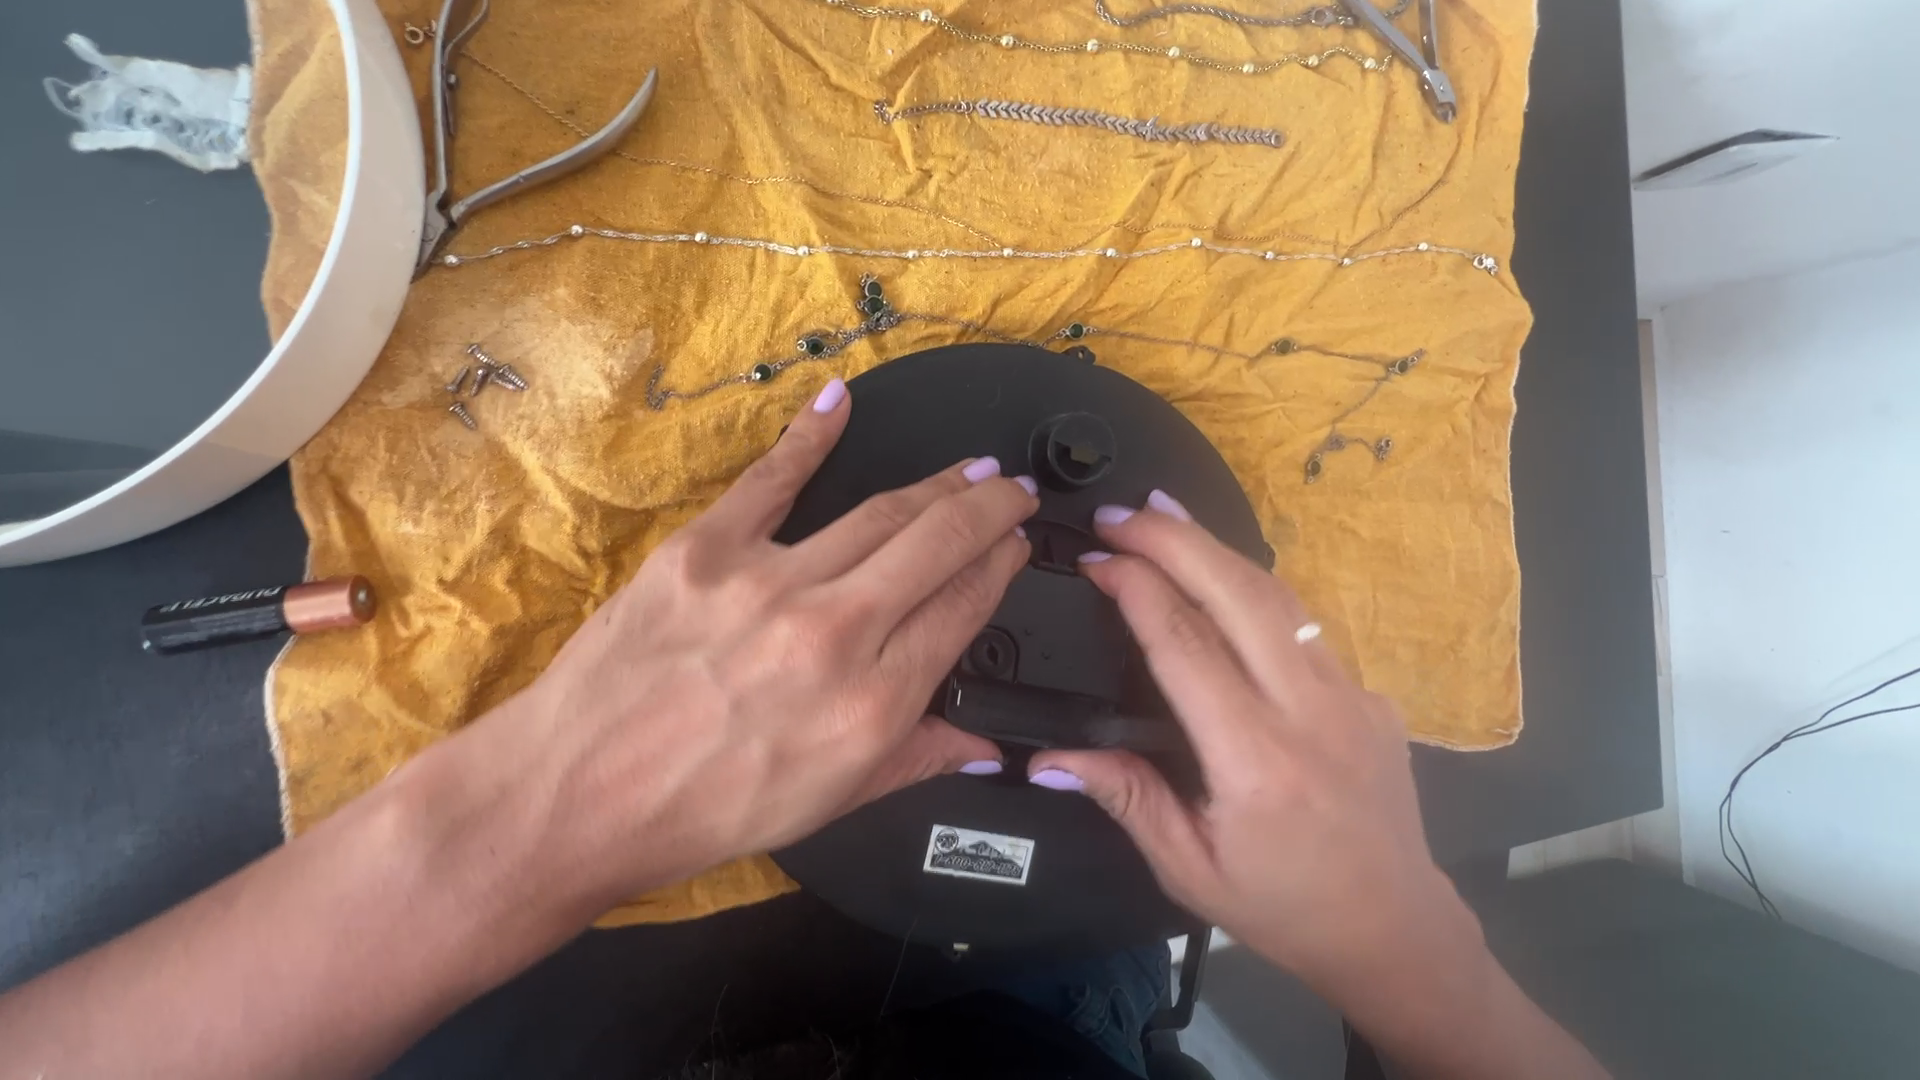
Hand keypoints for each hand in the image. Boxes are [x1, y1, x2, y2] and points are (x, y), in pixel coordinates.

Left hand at [472, 378, 1037, 909]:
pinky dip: (809, 437)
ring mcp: (769, 583)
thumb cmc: (707, 809)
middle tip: (1013, 488)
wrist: (578, 795)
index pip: (962, 610)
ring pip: (878, 512)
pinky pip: (771, 479)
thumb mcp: (830, 802)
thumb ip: (916, 760)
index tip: (1014, 546)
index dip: (999, 568)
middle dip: (991, 507)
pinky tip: (840, 402)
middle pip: (938, 544)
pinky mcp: (705, 550)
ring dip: (936, 485)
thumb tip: (985, 747)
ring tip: (969, 468)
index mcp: (873, 704)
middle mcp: (834, 634)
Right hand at [1032, 492, 1463, 991]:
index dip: (1136, 588)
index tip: (1096, 558)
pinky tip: (1218, 571)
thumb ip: (1122, 796)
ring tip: (1163, 511)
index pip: (1185, 645)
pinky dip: (1251, 584)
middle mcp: (1308, 711)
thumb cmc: (1281, 905)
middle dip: (1172, 539)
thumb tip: (1047, 759)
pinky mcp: (1371, 694)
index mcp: (1254, 759)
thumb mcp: (1187, 866)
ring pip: (1277, 594)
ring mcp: (1351, 695)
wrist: (1396, 930)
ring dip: (1214, 545)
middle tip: (1118, 511)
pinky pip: (1302, 624)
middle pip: (1237, 594)